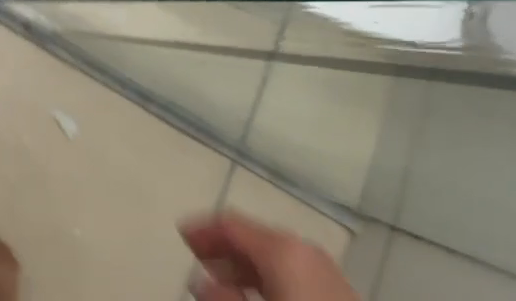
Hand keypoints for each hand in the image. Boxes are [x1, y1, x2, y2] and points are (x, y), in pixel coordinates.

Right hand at [180, 212, 359, 300]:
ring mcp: (324, 269)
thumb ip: (222, 295)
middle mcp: (303, 248)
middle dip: (223, 247)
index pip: (232, 222)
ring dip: (244, 264)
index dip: (202, 226)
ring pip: (273, 255)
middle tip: (196, 259)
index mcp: (282, 248)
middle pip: (254, 236)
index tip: (180, 234)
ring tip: (221, 282)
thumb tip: (198, 278)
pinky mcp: (336, 290)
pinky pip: (291, 271)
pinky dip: (267, 276)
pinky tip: (256, 294)